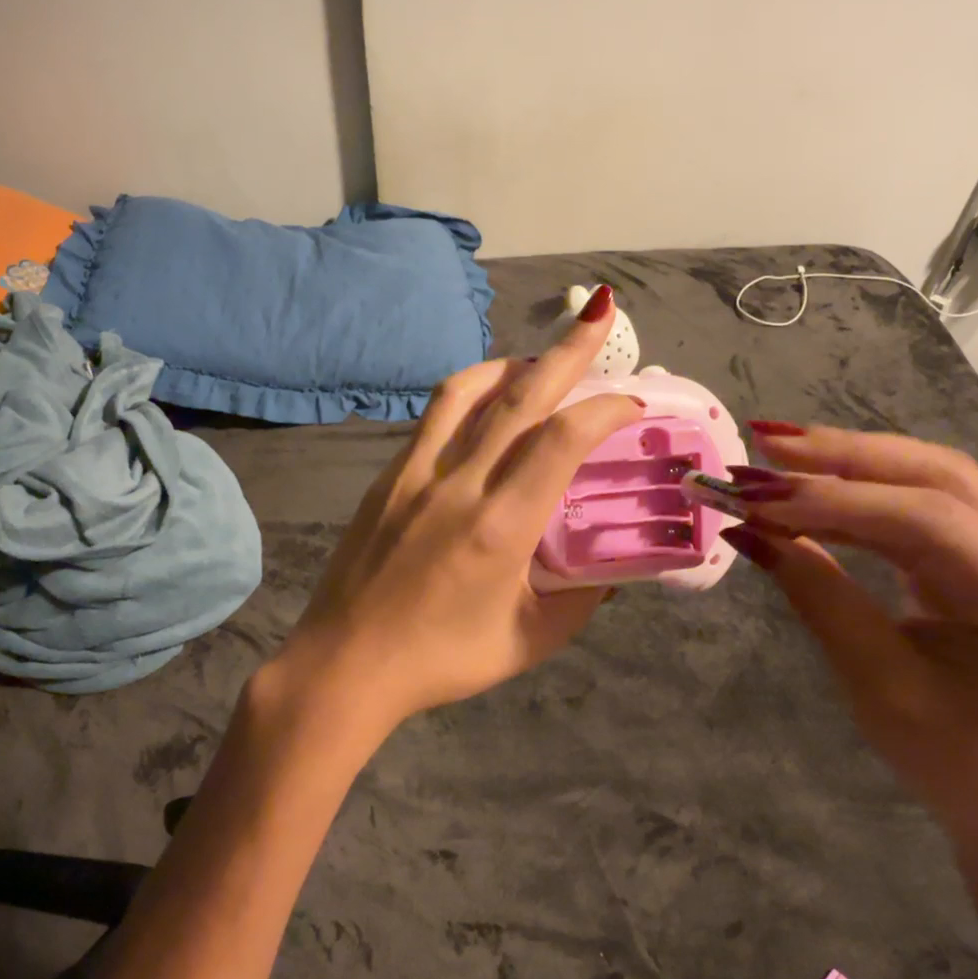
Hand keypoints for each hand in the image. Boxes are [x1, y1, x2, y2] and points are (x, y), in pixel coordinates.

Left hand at [268, 285, 642, 730]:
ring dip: (509, 365)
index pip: (562, 441)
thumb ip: (578, 602)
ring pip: (465, 393)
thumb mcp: (528, 640)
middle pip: (519, 398)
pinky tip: (483, 406)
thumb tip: (606, 570)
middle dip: (567, 351)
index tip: (632, 403)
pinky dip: (468, 395)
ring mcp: (414, 475)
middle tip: (601, 314)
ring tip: (537, 361)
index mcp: (500, 526)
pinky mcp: (386, 479)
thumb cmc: (440, 661)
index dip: (605, 410)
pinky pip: (432, 418)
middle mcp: (458, 485)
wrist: (345, 664)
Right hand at [721, 425, 977, 829]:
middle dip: (845, 457)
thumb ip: (816, 593)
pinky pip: (935, 503)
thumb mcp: (873, 681)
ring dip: (854, 461)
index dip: (834, 498)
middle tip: (764, 444)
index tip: (753, 492)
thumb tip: (746, 529)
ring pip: (939, 478)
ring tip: (779, 453)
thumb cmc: (947, 757)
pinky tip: (817, 486)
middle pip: (941, 478)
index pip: (927, 520)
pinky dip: (870, 489)